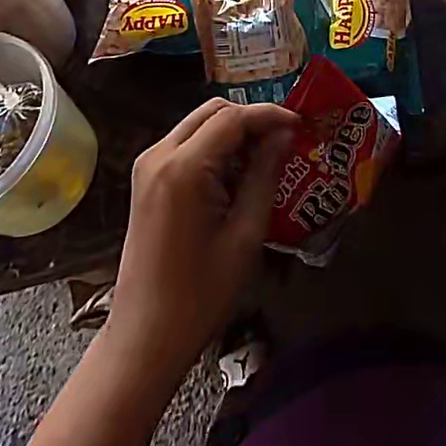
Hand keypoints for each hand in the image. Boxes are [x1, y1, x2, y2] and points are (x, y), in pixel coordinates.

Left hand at [108, 98, 296, 371]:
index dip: (269, 115)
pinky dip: (212, 149)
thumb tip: (284, 135)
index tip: (301, 124)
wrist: (146, 332)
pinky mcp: (144, 179)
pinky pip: (184, 146)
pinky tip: (235, 176)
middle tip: (285, 140)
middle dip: (250, 119)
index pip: (232, 118)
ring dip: (231, 133)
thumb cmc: (201, 293)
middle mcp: (158, 154)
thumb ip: (264, 176)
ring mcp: (147, 165)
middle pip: (211, 113)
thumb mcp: (245, 234)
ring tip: (266, 159)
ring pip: (197, 125)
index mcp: (183, 167)